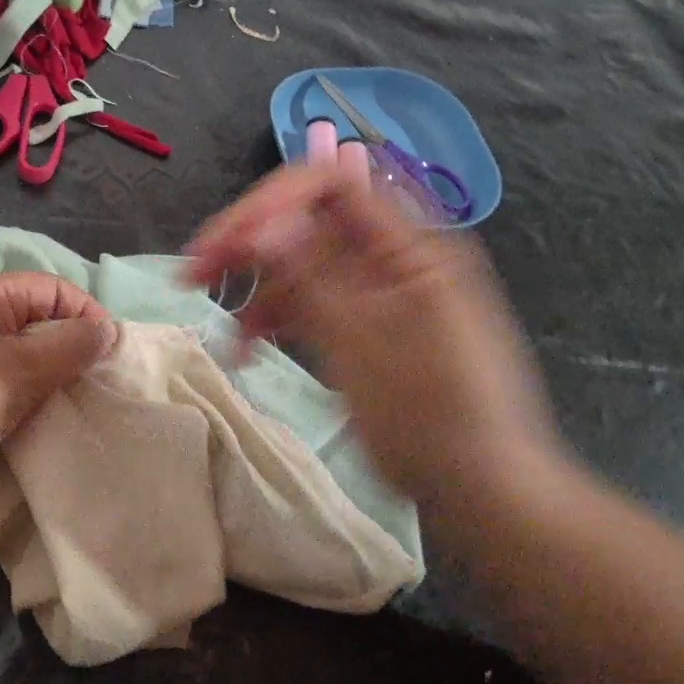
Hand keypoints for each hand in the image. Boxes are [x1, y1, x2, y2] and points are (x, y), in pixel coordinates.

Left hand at [0, 273, 117, 512]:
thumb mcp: (18, 371)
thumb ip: (68, 347)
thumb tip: (109, 330)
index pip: (51, 287)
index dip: (85, 313)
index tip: (113, 352)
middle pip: (40, 317)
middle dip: (72, 344)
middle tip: (102, 379)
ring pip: (27, 351)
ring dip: (53, 372)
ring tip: (81, 398)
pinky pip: (10, 377)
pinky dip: (32, 390)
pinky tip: (50, 413)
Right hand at [183, 164, 561, 506]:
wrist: (490, 497)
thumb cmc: (433, 423)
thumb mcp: (363, 348)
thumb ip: (311, 279)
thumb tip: (260, 224)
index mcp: (409, 245)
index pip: (329, 186)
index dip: (270, 203)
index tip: (224, 243)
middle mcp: (393, 254)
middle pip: (307, 221)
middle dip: (248, 242)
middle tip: (193, 273)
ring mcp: (380, 288)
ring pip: (302, 262)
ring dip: (254, 285)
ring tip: (211, 318)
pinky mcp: (368, 321)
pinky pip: (313, 300)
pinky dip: (276, 316)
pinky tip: (244, 349)